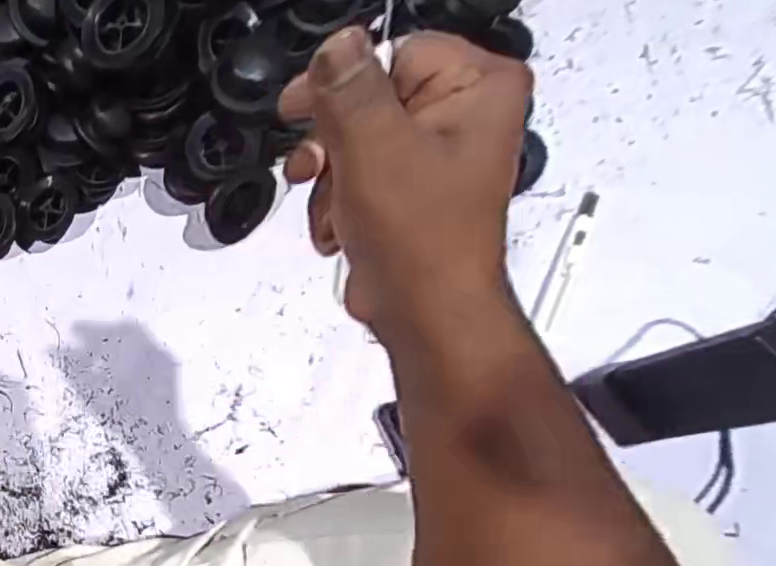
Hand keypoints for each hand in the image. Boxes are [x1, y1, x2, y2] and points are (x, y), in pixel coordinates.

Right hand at [277, 28, 532, 327]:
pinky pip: (354, 181)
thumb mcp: (375, 152)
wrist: (422, 308)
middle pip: (368, 103)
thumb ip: (350, 93)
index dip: (340, 83)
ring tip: (335, 211)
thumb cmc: (422, 241)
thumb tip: (336, 47)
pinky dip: (336, 206)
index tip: (299, 106)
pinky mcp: (404, 194)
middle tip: (313, 167)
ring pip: (353, 147)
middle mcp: (459, 117)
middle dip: (331, 146)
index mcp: (475, 88)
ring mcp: (430, 159)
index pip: (394, 53)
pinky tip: (341, 227)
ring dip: (329, 183)